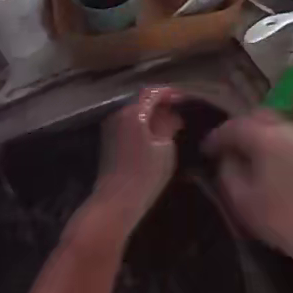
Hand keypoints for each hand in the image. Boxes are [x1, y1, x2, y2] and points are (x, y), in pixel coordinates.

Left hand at [88, 87, 184, 222]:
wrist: (116, 200)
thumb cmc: (145, 174)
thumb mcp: (165, 148)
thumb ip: (168, 125)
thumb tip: (173, 114)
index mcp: (133, 112)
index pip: (152, 92)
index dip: (169, 93)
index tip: (184, 100)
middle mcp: (118, 113)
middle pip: (141, 99)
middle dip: (160, 102)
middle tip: (179, 111)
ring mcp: (110, 125)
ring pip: (134, 110)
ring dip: (150, 112)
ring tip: (169, 122)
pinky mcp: (108, 138)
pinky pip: (128, 121)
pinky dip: (142, 122)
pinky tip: (154, 132)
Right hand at [203, 110, 292, 268]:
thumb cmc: (284, 219)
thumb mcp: (242, 200)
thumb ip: (228, 173)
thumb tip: (226, 159)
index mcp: (264, 135)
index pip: (232, 126)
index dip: (215, 137)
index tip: (203, 151)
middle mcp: (287, 129)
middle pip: (257, 117)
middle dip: (238, 129)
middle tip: (224, 148)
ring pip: (275, 127)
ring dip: (257, 136)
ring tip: (244, 158)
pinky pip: (287, 139)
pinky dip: (272, 145)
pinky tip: (266, 166)